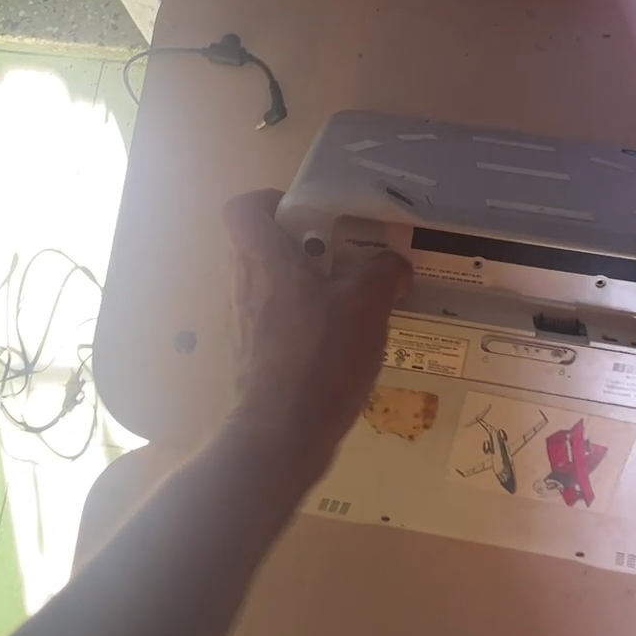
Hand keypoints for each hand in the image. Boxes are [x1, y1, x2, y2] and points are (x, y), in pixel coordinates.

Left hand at [224, 189, 412, 458]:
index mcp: (263, 259)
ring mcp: (244, 322)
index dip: (270, 201)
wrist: (282, 434)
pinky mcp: (253, 354)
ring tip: (351, 299)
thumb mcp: (367, 304)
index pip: (242, 208)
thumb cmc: (320, 356)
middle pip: (262, 244)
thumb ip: (383, 272)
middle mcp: (244, 284)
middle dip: (304, 244)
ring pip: (271, 284)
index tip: (309, 214)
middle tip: (345, 255)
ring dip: (308, 284)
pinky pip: (277, 320)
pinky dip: (305, 319)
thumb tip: (393, 265)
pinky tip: (341, 340)